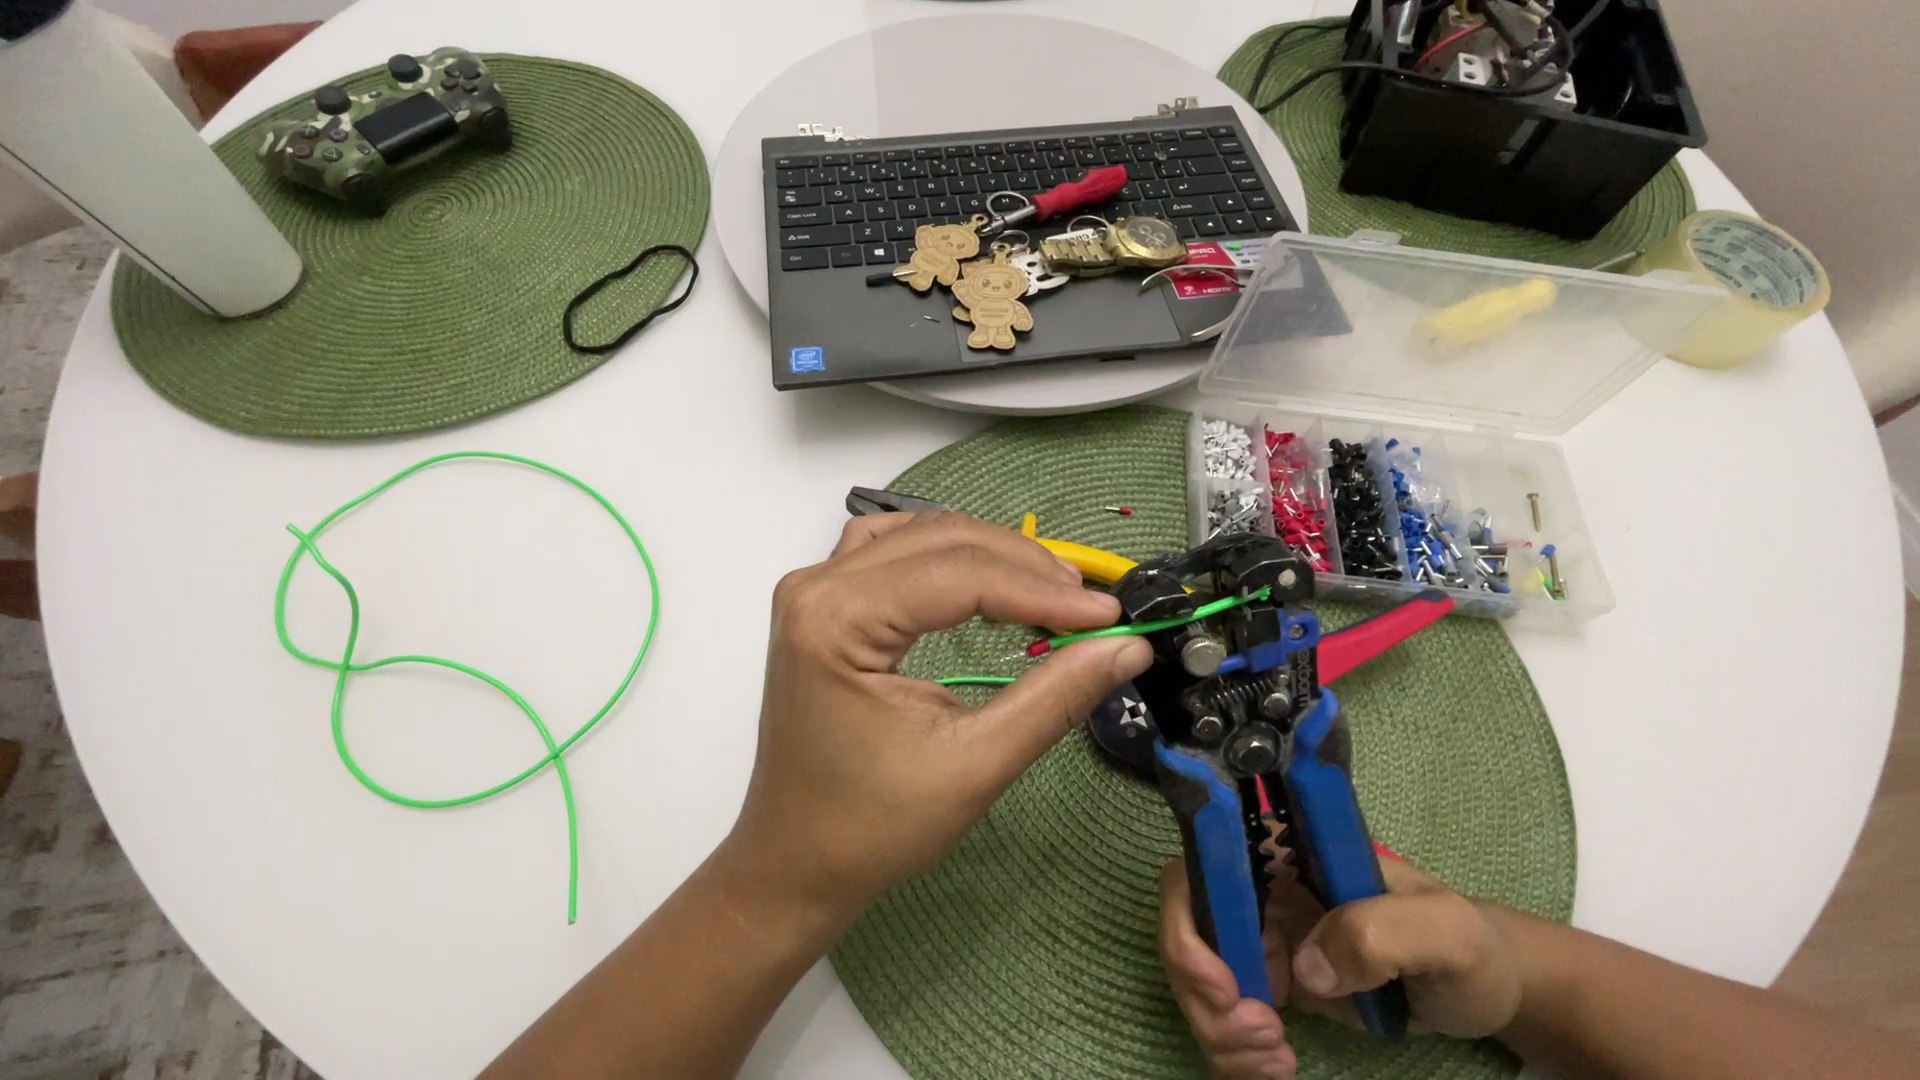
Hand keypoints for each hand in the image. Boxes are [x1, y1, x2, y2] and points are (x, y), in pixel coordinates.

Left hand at [722, 512, 1153, 924]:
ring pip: (921, 535)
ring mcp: (813, 588)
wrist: (797, 860)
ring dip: (991, 555)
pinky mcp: (822, 602)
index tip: (1110, 617)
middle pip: (942, 542)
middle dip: (1025, 568)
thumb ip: (1053, 698)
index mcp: (836, 619)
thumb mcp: (974, 764)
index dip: (1043, 592)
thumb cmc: (873, 826)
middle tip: (1090, 609)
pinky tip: (984, 578)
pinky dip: (949, 556)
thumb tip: (1128, 647)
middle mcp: (816, 586)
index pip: (960, 575)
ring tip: (1051, 592)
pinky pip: (894, 549)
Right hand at [1160, 850, 1526, 1077]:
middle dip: (1202, 991)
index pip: (1204, 864)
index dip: (1190, 921)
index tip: (1223, 987)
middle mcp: (1260, 887)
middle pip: (1188, 927)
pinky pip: (1220, 1011)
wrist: (1480, 988)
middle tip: (1260, 1037)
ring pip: (1195, 975)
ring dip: (1217, 1028)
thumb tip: (1305, 968)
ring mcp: (1260, 933)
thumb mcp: (1441, 931)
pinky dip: (1232, 1048)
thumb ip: (1377, 932)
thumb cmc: (1466, 945)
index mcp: (1287, 854)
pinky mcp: (1267, 977)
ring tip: (1277, 1059)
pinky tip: (1277, 1064)